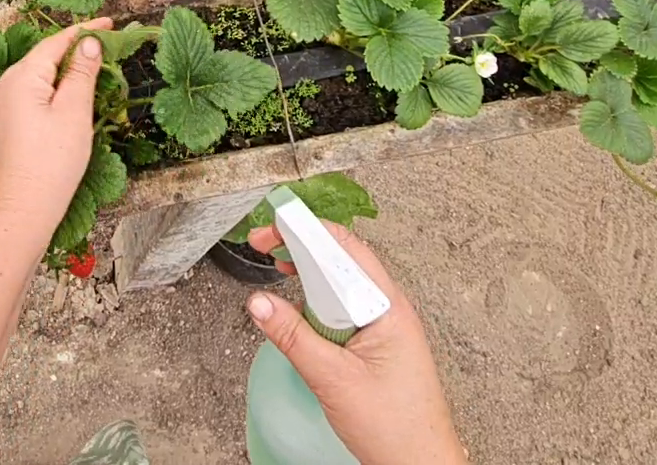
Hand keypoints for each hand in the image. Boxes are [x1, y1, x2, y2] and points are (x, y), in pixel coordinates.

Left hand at [0, 18, 110, 236]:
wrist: (22, 211)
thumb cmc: (50, 164)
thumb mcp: (74, 113)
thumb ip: (82, 73)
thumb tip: (89, 43)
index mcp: (21, 77)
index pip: (57, 41)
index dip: (85, 30)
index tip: (110, 23)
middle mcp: (5, 84)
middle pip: (46, 56)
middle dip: (77, 50)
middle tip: (109, 46)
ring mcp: (2, 104)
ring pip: (40, 75)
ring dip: (67, 70)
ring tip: (97, 69)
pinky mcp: (5, 121)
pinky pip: (32, 92)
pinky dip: (55, 88)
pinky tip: (72, 95)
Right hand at [245, 221, 465, 464]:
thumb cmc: (397, 431)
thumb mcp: (333, 380)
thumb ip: (293, 337)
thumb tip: (259, 302)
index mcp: (386, 307)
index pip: (342, 249)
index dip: (304, 231)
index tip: (274, 225)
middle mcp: (387, 307)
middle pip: (340, 257)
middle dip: (301, 244)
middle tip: (265, 243)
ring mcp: (383, 323)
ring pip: (340, 281)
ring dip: (308, 270)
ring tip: (279, 267)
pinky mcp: (375, 340)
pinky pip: (342, 305)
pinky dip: (316, 298)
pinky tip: (300, 306)